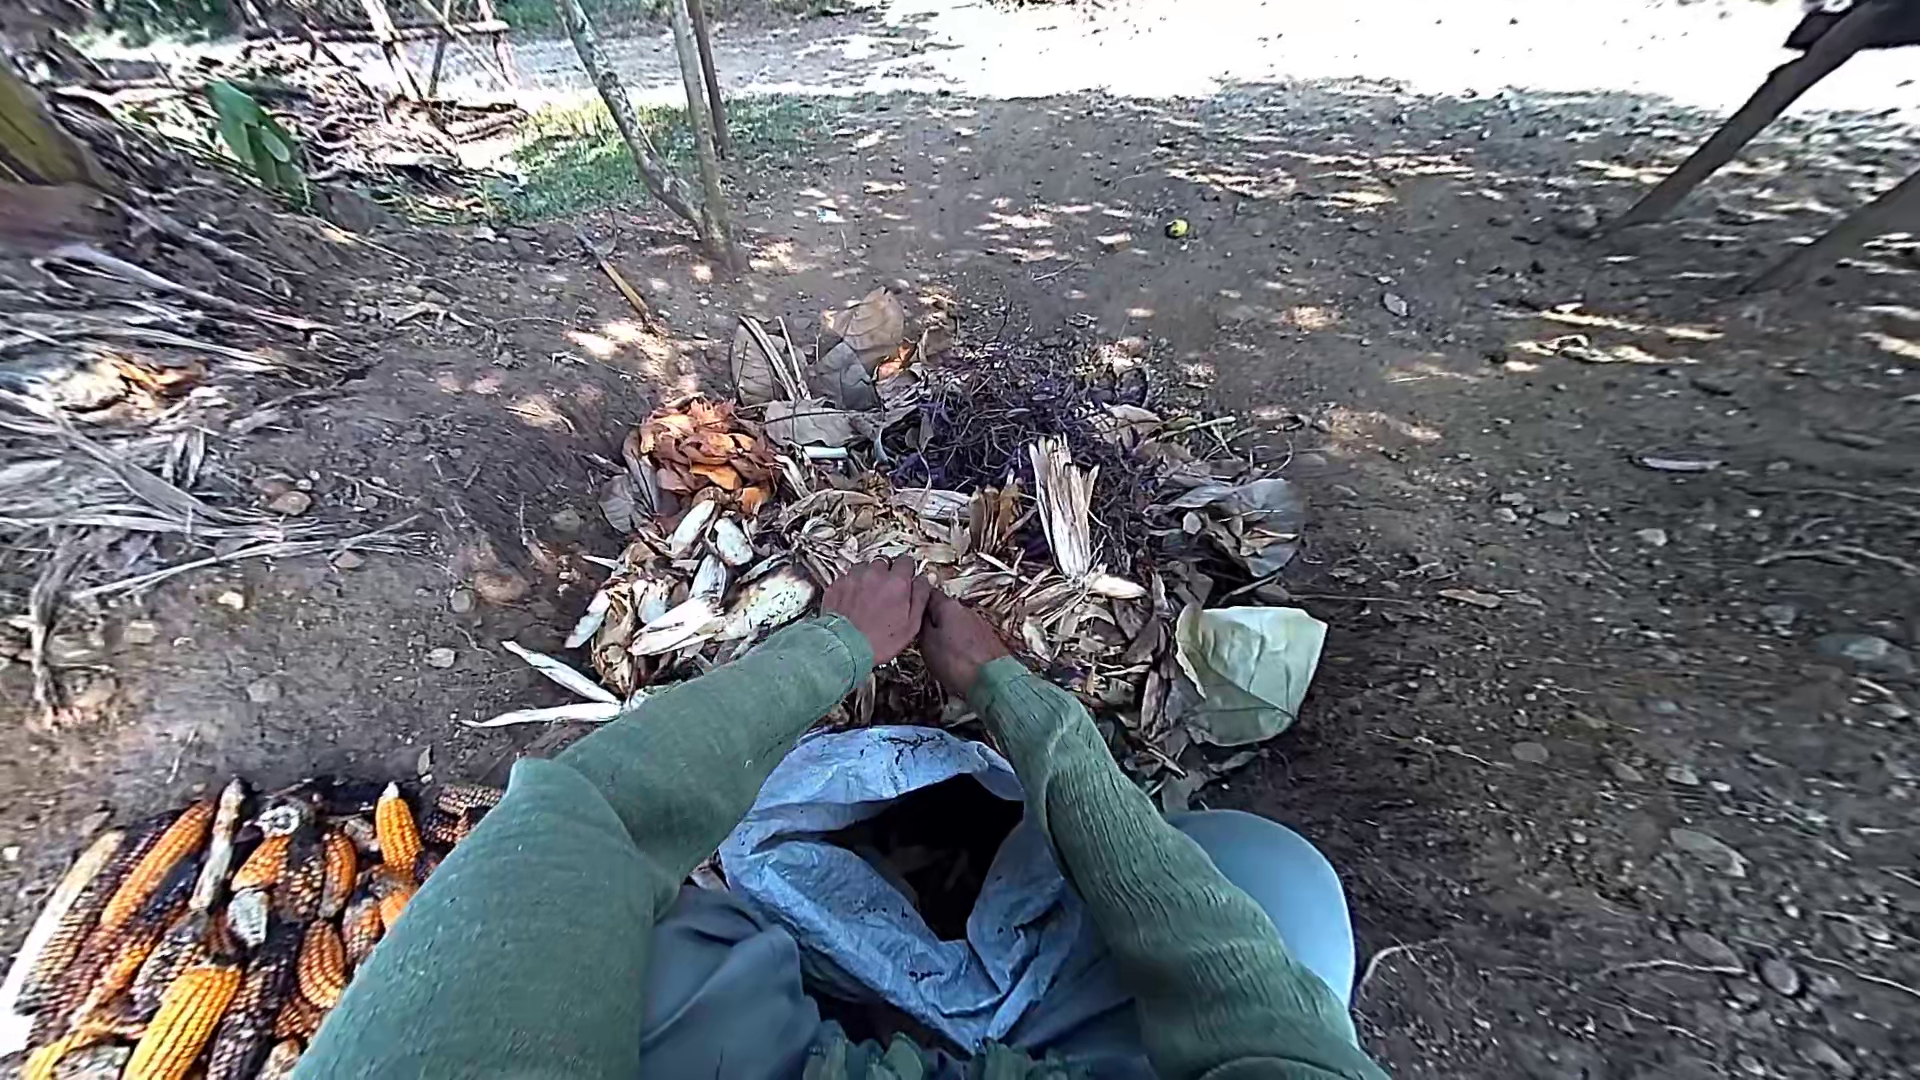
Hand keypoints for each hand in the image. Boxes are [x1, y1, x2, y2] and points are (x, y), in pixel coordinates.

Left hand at [821, 557, 931, 665]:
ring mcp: (854, 578)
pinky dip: (852, 585)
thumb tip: (925, 580)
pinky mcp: (837, 585)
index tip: (906, 578)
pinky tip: (854, 601)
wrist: (844, 649)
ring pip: (865, 568)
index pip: (906, 561)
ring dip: (869, 577)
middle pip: (884, 562)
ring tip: (869, 597)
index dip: (907, 570)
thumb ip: (921, 596)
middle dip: (887, 574)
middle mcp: (875, 574)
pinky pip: (848, 578)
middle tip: (887, 592)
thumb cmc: (878, 641)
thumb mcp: (912, 624)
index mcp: (897, 582)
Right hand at [919, 590, 1010, 698]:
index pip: (929, 594)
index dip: (918, 604)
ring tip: (943, 655)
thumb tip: (921, 614)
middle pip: (945, 610)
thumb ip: (921, 623)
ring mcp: (980, 623)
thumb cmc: (956, 663)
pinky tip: (959, 660)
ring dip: (950, 635)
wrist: (992, 681)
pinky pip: (969, 638)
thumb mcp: (926, 643)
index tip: (912, 616)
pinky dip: (963, 646)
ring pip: (958, 625)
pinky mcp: (990, 639)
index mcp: (949, 606)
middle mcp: (967, 609)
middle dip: (935, 622)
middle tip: (924, 640)